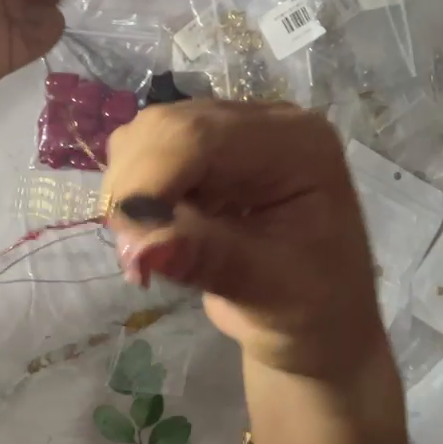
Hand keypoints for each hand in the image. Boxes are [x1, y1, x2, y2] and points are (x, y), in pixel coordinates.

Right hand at [101, 102, 387, 380]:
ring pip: (145, 138)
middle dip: (133, 189)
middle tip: (133, 254)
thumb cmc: (308, 306)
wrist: (314, 319)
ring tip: (145, 245)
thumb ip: (207, 259)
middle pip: (165, 128)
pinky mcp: (200, 153)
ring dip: (128, 193)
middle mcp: (261, 124)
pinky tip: (153, 229)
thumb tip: (140, 246)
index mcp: (296, 146)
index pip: (200, 137)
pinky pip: (143, 156)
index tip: (129, 242)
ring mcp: (227, 135)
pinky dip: (132, 196)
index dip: (149, 182)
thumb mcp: (267, 289)